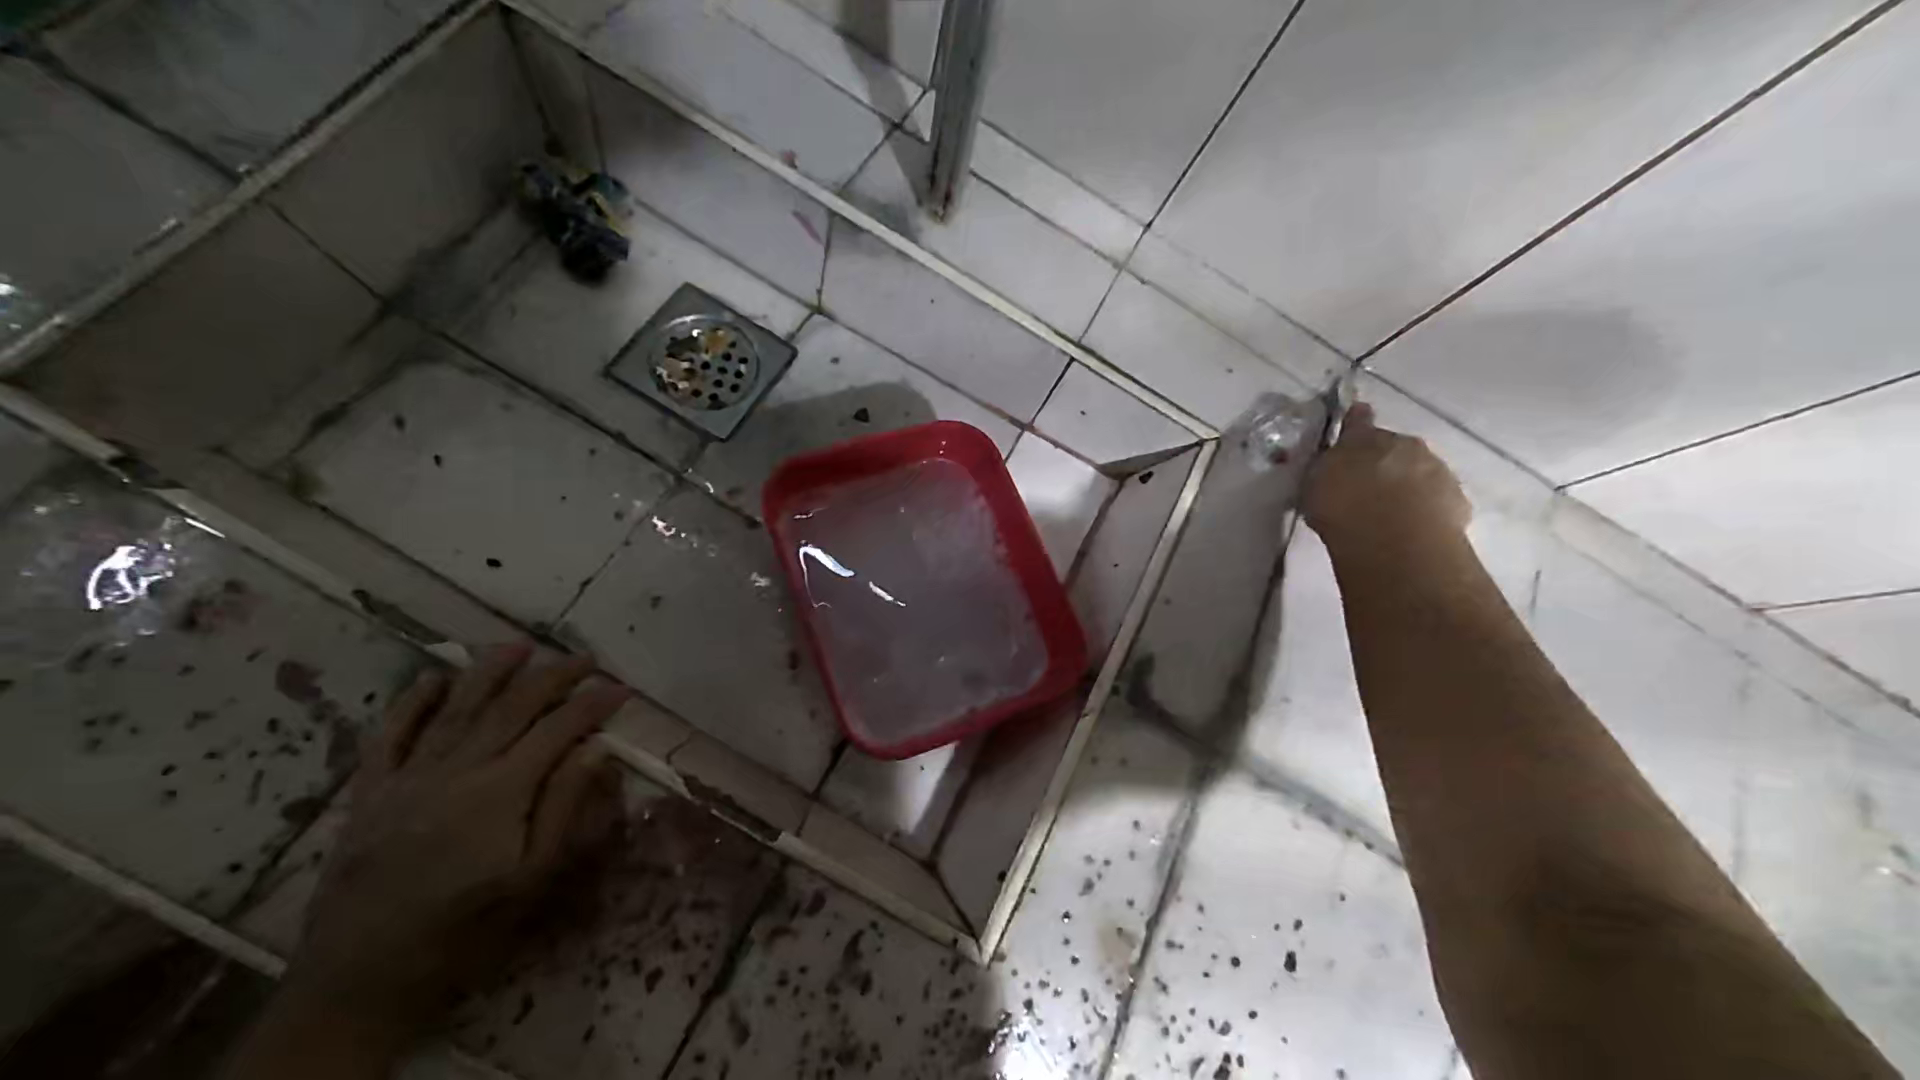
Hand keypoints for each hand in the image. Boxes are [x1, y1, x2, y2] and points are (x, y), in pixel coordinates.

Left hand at [285, 643, 628, 1025]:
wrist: (360, 980)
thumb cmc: (465, 930)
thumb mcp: (534, 879)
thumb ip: (566, 809)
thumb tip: (596, 751)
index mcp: (501, 793)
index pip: (557, 731)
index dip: (592, 706)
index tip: (621, 689)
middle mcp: (456, 771)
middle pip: (511, 709)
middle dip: (552, 677)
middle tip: (584, 658)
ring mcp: (408, 778)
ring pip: (455, 710)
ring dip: (489, 673)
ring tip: (519, 645)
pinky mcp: (371, 793)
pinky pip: (389, 737)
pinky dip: (410, 703)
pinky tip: (432, 678)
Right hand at [1304, 401, 1470, 551]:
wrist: (1395, 541)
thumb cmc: (1342, 509)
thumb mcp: (1314, 487)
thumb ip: (1324, 470)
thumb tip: (1329, 464)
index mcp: (1363, 438)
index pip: (1358, 419)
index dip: (1355, 420)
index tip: (1354, 419)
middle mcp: (1403, 444)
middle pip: (1391, 446)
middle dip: (1381, 461)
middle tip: (1366, 487)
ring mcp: (1435, 468)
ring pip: (1417, 469)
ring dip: (1405, 483)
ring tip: (1389, 512)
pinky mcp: (1456, 497)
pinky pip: (1436, 496)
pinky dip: (1425, 505)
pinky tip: (1412, 526)